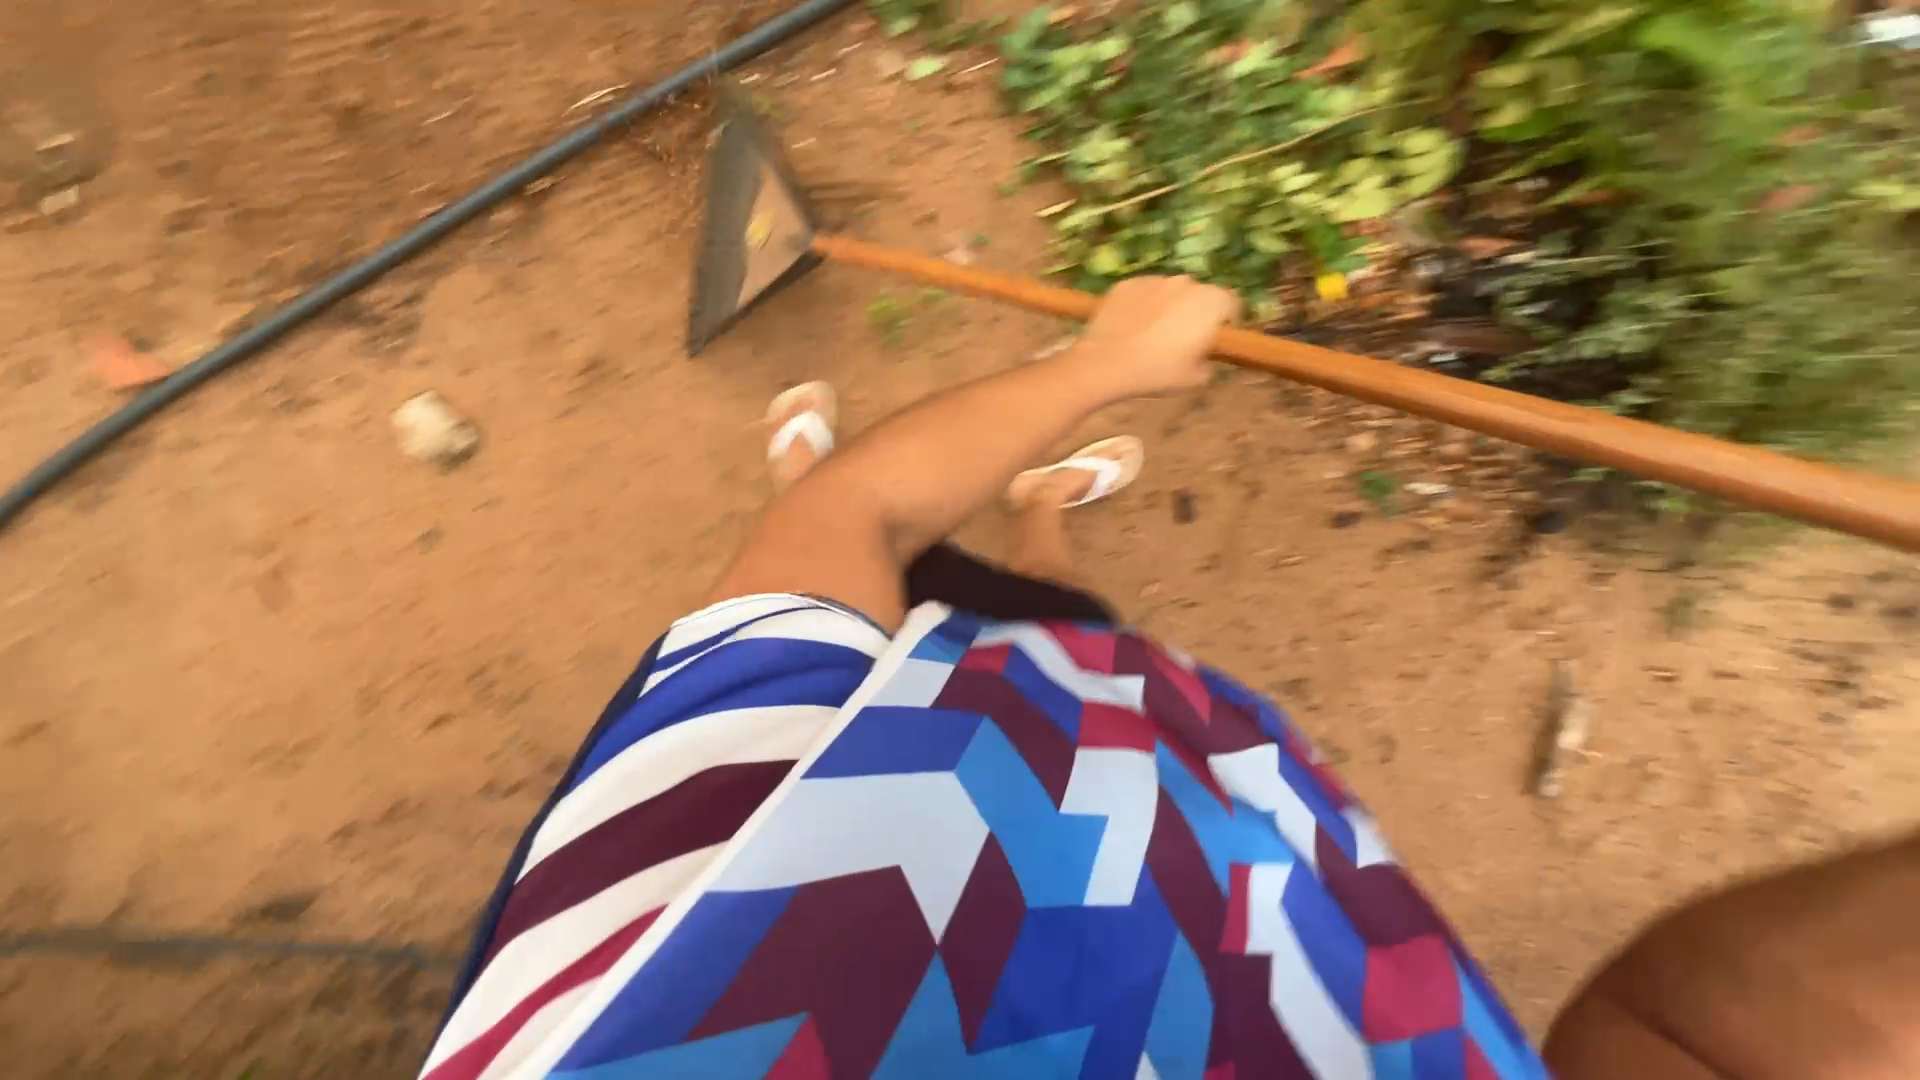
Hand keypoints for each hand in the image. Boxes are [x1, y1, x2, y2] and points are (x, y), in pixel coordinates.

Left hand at [1068, 275, 1241, 397]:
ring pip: (1170, 292)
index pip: (1232, 305)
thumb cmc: (1157, 371)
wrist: (1105, 363)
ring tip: (1150, 334)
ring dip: (1168, 307)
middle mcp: (1186, 282)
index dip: (1225, 323)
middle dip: (1195, 313)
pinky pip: (1143, 292)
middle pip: (1200, 295)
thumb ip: (1209, 362)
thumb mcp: (1195, 378)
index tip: (1213, 340)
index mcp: (1211, 302)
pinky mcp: (1127, 283)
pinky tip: (1130, 327)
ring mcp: (1155, 279)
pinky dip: (1142, 305)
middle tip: (1180, 339)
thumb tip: (1204, 356)